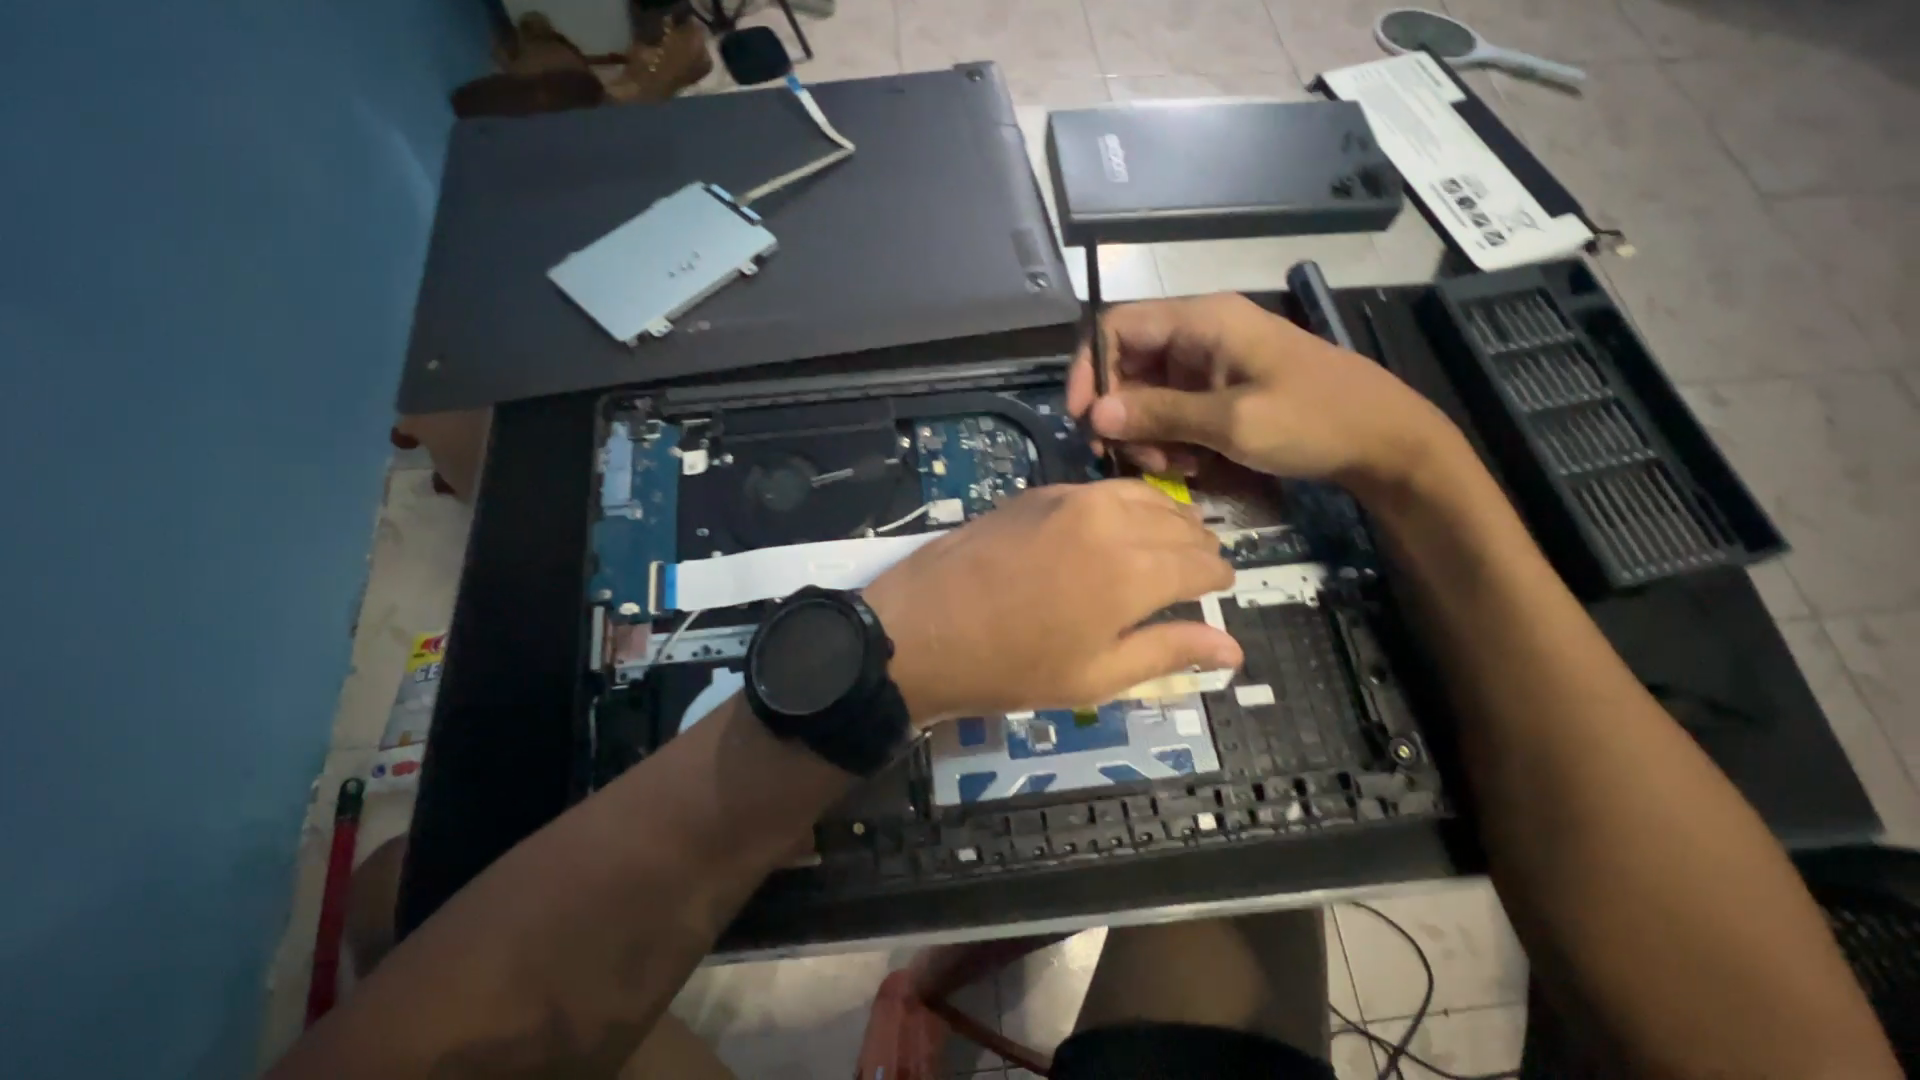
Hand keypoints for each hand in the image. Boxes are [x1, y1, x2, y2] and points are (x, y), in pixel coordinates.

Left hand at [863, 480, 1241, 726]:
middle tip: (1198, 575)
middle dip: (1199, 549)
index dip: (1219, 578)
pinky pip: (1103, 490)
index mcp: (1133, 570)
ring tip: (1168, 548)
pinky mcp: (1038, 491)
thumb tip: (1233, 648)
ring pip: (1144, 497)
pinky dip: (1128, 506)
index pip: (1202, 562)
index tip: (1220, 590)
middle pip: (1180, 524)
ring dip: (1168, 520)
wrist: (920, 630)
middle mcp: (1111, 520)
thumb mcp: (1095, 675)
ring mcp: (1071, 498)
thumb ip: (1169, 651)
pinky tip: (1120, 529)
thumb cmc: (1010, 667)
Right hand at [1064, 294, 1459, 498]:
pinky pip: (1176, 408)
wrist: (1384, 440)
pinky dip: (1172, 437)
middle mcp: (1200, 334)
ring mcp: (1212, 362)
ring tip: (1171, 466)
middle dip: (1122, 413)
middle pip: (1129, 364)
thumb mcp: (1233, 421)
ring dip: (1148, 432)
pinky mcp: (1222, 389)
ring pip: (1149, 392)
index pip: (1117, 326)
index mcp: (1203, 321)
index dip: (1090, 368)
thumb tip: (1094, 413)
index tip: (1082, 418)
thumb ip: (1161, 414)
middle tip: (1131, 458)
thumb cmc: (1314, 419)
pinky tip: (1192, 463)